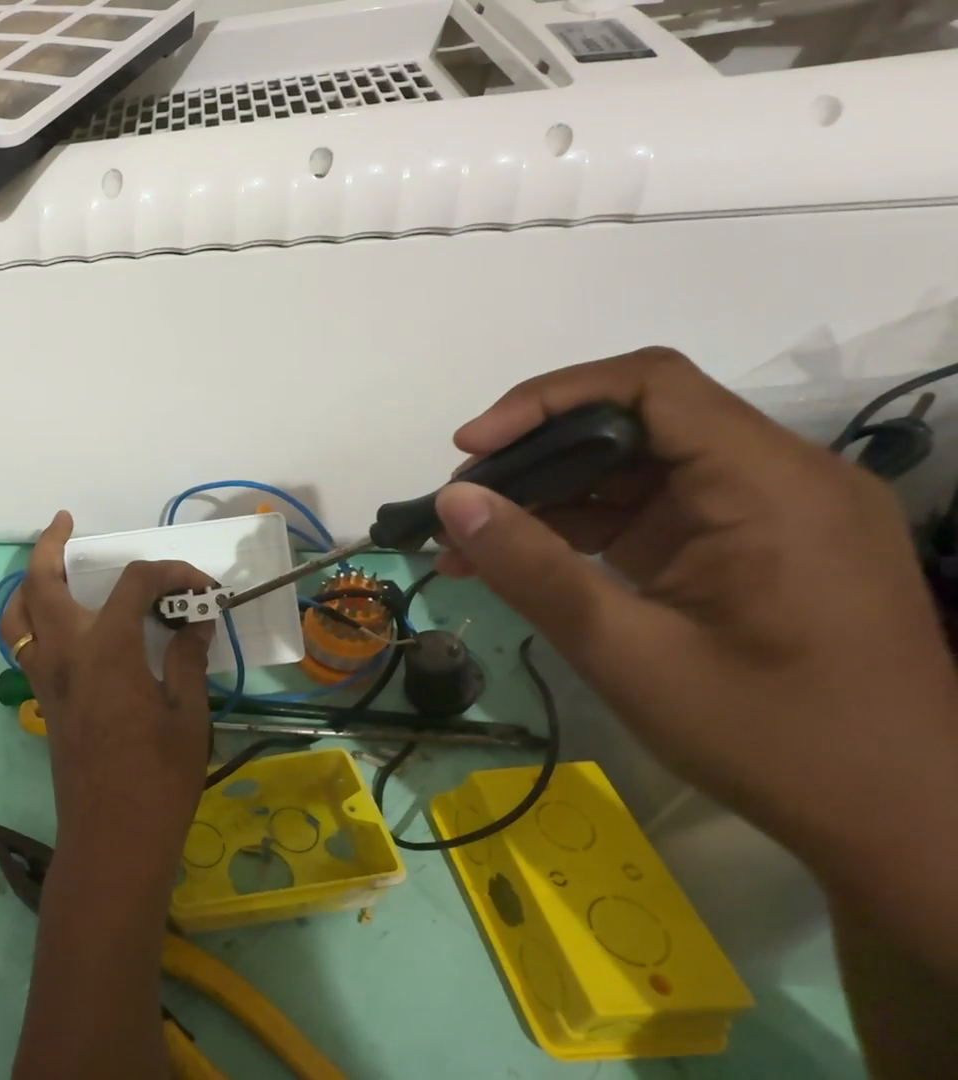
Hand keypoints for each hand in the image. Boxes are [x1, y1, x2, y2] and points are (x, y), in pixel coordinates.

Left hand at [0, 511, 216, 884]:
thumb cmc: (158, 778)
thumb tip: (195, 620)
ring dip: (29, 579)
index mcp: (108, 648)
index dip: (172, 572)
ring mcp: (45, 675)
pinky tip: (57, 621)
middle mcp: (65, 651)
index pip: (135, 583)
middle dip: (51, 545)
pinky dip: (30, 617)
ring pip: (18, 611)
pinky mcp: (41, 698)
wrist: (112, 836)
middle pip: (42, 581)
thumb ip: (186, 657)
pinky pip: (22, 642)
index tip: (202, 587)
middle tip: (66, 522)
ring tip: (51, 565)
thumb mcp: (188, 715)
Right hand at [433, 349, 957, 941]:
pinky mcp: (752, 548)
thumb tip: (452, 501)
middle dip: (535, 455)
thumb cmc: (770, 738)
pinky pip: (654, 513)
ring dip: (549, 497)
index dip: (547, 401)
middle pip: (637, 422)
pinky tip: (518, 563)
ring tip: (469, 543)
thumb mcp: (628, 654)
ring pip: (637, 469)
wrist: (900, 822)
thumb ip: (535, 570)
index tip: (471, 448)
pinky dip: (582, 530)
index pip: (651, 386)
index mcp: (771, 486)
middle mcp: (780, 479)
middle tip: (460, 506)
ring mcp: (769, 515)